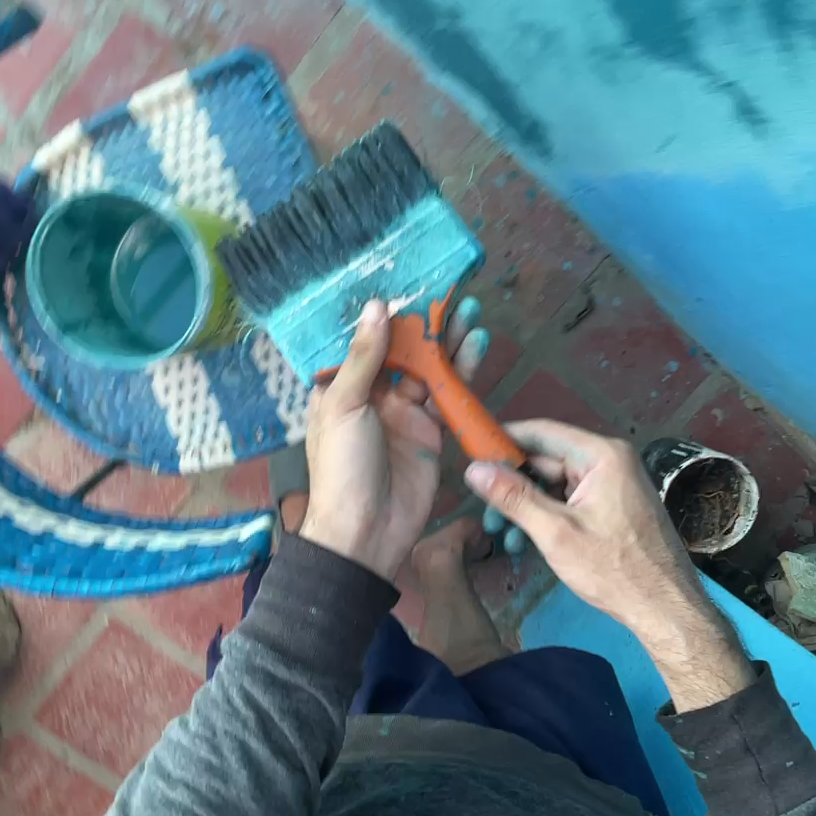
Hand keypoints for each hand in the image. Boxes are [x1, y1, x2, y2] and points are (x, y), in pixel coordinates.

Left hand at [299, 299, 486, 580]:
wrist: (366, 530)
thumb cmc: (342, 467)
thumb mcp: (344, 406)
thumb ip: (365, 358)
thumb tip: (378, 307)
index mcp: (340, 387)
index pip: (363, 342)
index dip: (384, 316)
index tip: (406, 285)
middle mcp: (372, 396)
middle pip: (401, 352)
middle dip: (424, 325)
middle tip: (449, 294)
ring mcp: (403, 413)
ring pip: (429, 370)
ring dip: (448, 343)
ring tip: (469, 311)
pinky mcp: (430, 432)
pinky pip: (447, 396)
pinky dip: (462, 372)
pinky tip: (475, 346)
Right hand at [464, 421, 751, 709]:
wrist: (666, 610)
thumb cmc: (613, 568)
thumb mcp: (555, 532)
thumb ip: (513, 497)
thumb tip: (472, 469)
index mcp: (601, 455)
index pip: (541, 432)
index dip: (502, 440)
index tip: (469, 454)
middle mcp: (608, 461)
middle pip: (545, 461)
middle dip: (511, 486)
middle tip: (483, 514)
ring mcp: (611, 485)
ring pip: (553, 485)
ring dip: (524, 507)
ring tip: (500, 537)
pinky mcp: (611, 507)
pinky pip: (568, 502)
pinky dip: (545, 517)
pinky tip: (523, 541)